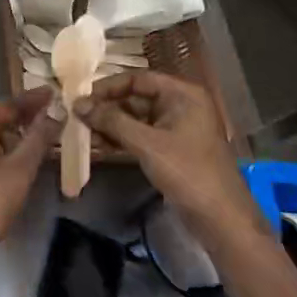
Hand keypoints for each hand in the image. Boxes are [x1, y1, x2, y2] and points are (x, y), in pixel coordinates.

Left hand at [0, 88, 61, 268]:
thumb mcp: (21, 169)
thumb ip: (38, 139)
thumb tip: (55, 114)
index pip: (7, 104)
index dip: (32, 99)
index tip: (53, 93)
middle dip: (24, 113)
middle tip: (52, 111)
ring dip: (16, 131)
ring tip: (42, 132)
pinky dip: (5, 146)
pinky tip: (21, 156)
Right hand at [73, 71, 259, 232]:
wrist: (219, 217)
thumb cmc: (187, 171)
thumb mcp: (146, 143)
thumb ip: (111, 121)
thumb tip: (78, 104)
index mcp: (182, 94)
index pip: (138, 79)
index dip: (108, 87)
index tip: (82, 98)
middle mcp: (180, 105)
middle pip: (135, 97)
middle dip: (106, 107)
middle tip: (77, 117)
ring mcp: (176, 128)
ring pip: (135, 118)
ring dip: (110, 124)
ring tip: (82, 131)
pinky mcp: (170, 149)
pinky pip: (140, 135)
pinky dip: (120, 138)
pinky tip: (97, 145)